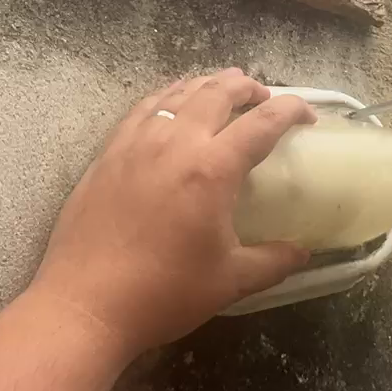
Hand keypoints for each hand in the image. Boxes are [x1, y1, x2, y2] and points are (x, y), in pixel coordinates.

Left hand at [27, 69, 316, 356]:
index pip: (262, 123)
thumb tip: (303, 254)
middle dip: (247, 86)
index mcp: (212, 169)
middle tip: (264, 95)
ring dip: (208, 85)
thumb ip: (273, 262)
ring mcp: (137, 142)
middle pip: (217, 93)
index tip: (307, 114)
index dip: (290, 110)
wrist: (85, 305)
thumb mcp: (230, 281)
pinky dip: (167, 96)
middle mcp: (176, 142)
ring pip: (178, 93)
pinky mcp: (109, 152)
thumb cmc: (163, 293)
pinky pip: (144, 108)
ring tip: (224, 87)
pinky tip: (171, 103)